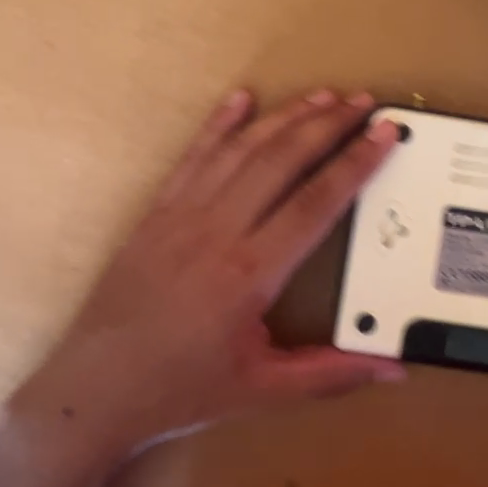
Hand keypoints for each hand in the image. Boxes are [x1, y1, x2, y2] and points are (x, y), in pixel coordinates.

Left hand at [1, 89, 405, 479]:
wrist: (93, 391)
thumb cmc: (178, 391)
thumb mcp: (263, 390)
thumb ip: (332, 373)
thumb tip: (395, 370)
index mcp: (249, 273)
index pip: (317, 202)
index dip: (356, 163)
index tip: (383, 135)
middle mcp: (216, 232)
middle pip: (282, 160)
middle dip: (328, 124)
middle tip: (364, 102)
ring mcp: (181, 215)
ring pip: (241, 149)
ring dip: (285, 117)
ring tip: (322, 95)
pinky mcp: (156, 213)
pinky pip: (192, 157)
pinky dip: (218, 124)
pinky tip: (241, 99)